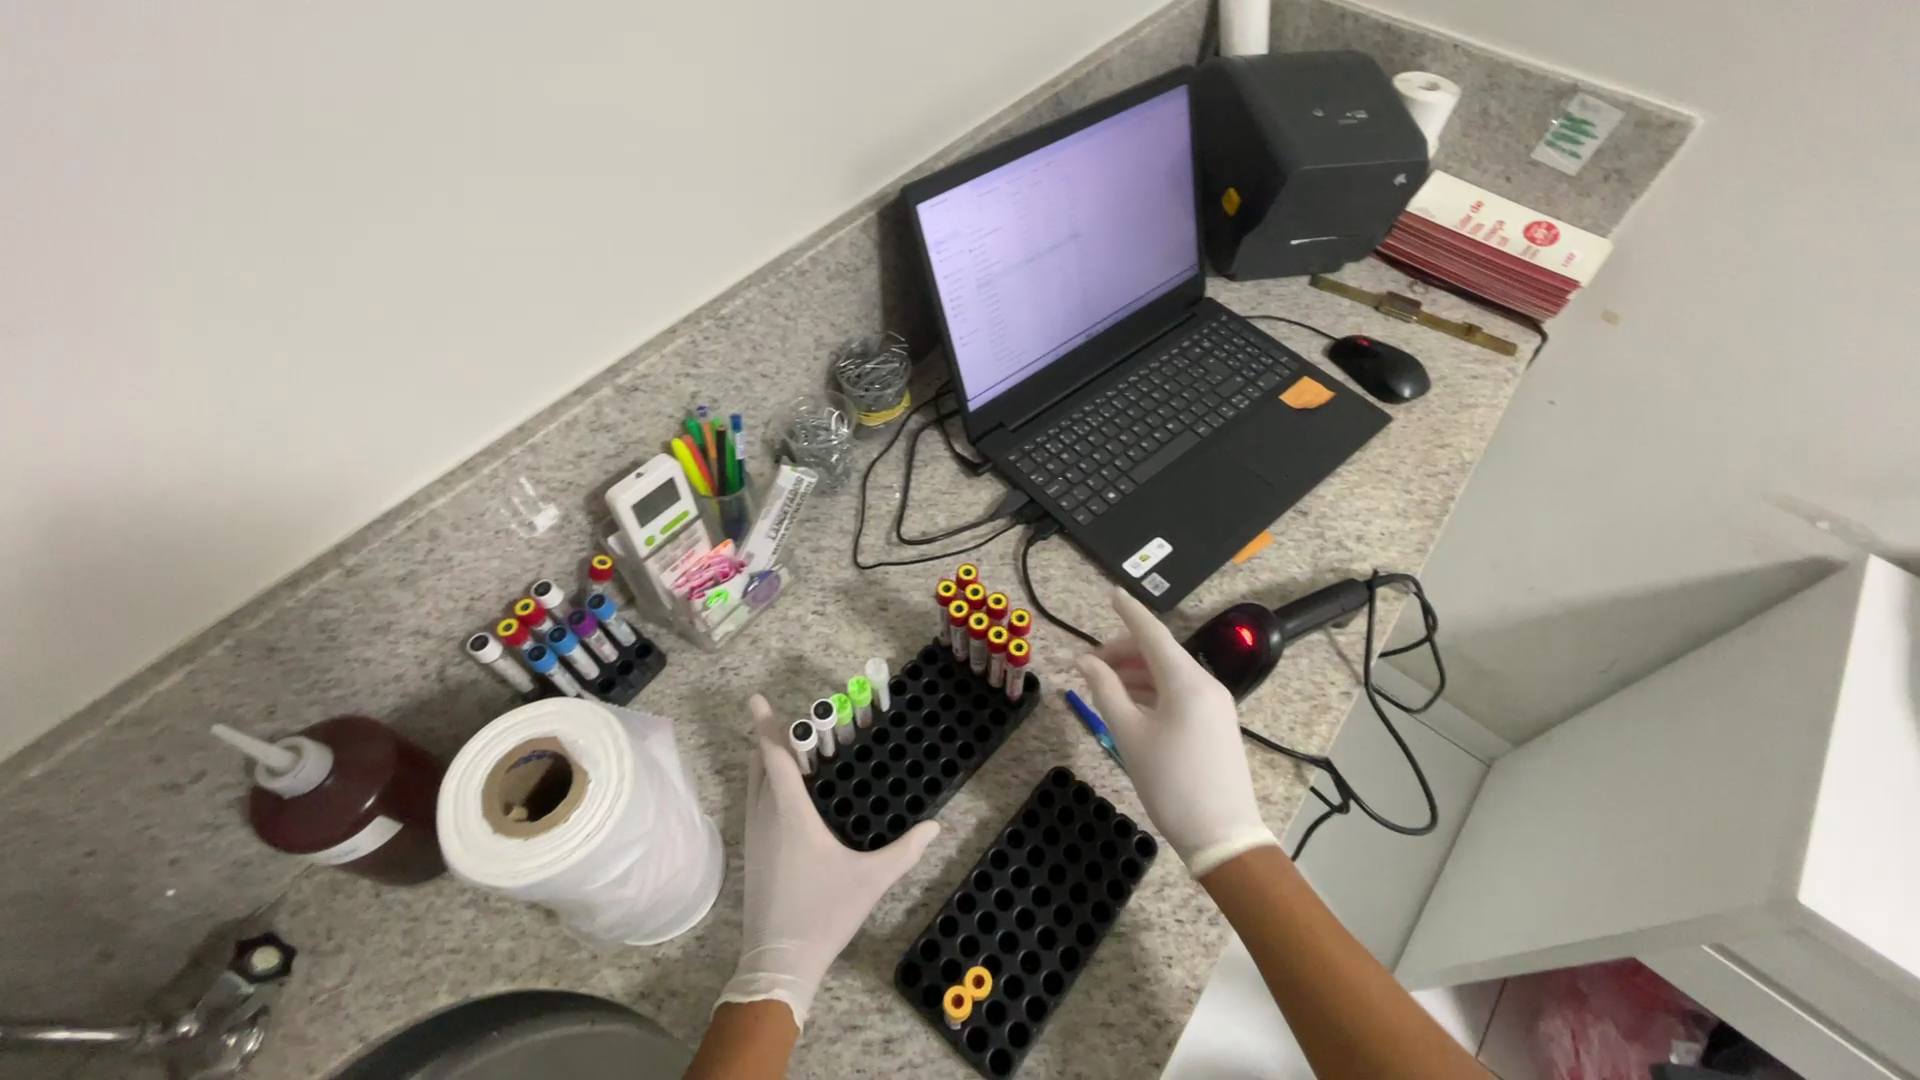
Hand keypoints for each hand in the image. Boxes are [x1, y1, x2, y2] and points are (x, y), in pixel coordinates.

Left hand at [716, 695, 939, 1028]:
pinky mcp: (753, 853)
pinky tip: (786, 793)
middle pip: (759, 766)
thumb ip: (904, 852)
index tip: (757, 699)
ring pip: (754, 785)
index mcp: (790, 815)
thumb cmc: (823, 914)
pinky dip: (766, 784)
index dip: (766, 726)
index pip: (776, 759)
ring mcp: (755, 837)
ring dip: (766, 762)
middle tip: (788, 718)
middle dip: (768, 739)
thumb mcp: (870, 881)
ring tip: (789, 747)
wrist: (777, 961)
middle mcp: (766, 818)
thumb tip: (935, 826)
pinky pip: (755, 803)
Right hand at [1076, 588, 1279, 876]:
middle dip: (1122, 652)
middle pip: (1159, 654)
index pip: (1153, 634)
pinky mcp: (1216, 723)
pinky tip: (1128, 704)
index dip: (1129, 613)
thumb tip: (1084, 662)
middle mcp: (1206, 684)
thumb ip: (1105, 692)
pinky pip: (1179, 693)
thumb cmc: (1170, 783)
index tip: (1111, 592)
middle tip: (1088, 665)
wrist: (1221, 834)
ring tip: (1102, 686)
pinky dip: (1151, 691)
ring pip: (1168, 674)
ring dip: (1134, 673)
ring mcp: (1215, 704)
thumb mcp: (1129, 735)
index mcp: (1187, 682)